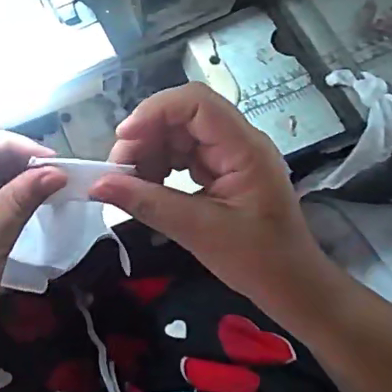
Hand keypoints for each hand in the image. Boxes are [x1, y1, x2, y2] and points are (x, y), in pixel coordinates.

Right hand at [88, 83, 340, 309]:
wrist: (294, 289)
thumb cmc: (259, 261)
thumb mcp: (199, 232)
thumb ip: (148, 204)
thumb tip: (98, 185)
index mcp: (244, 148)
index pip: (196, 103)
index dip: (155, 111)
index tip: (124, 139)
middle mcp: (238, 141)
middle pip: (182, 115)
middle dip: (145, 135)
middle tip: (118, 169)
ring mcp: (229, 154)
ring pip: (177, 133)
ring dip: (148, 151)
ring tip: (128, 181)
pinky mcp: (221, 169)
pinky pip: (182, 153)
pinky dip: (159, 165)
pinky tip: (145, 187)